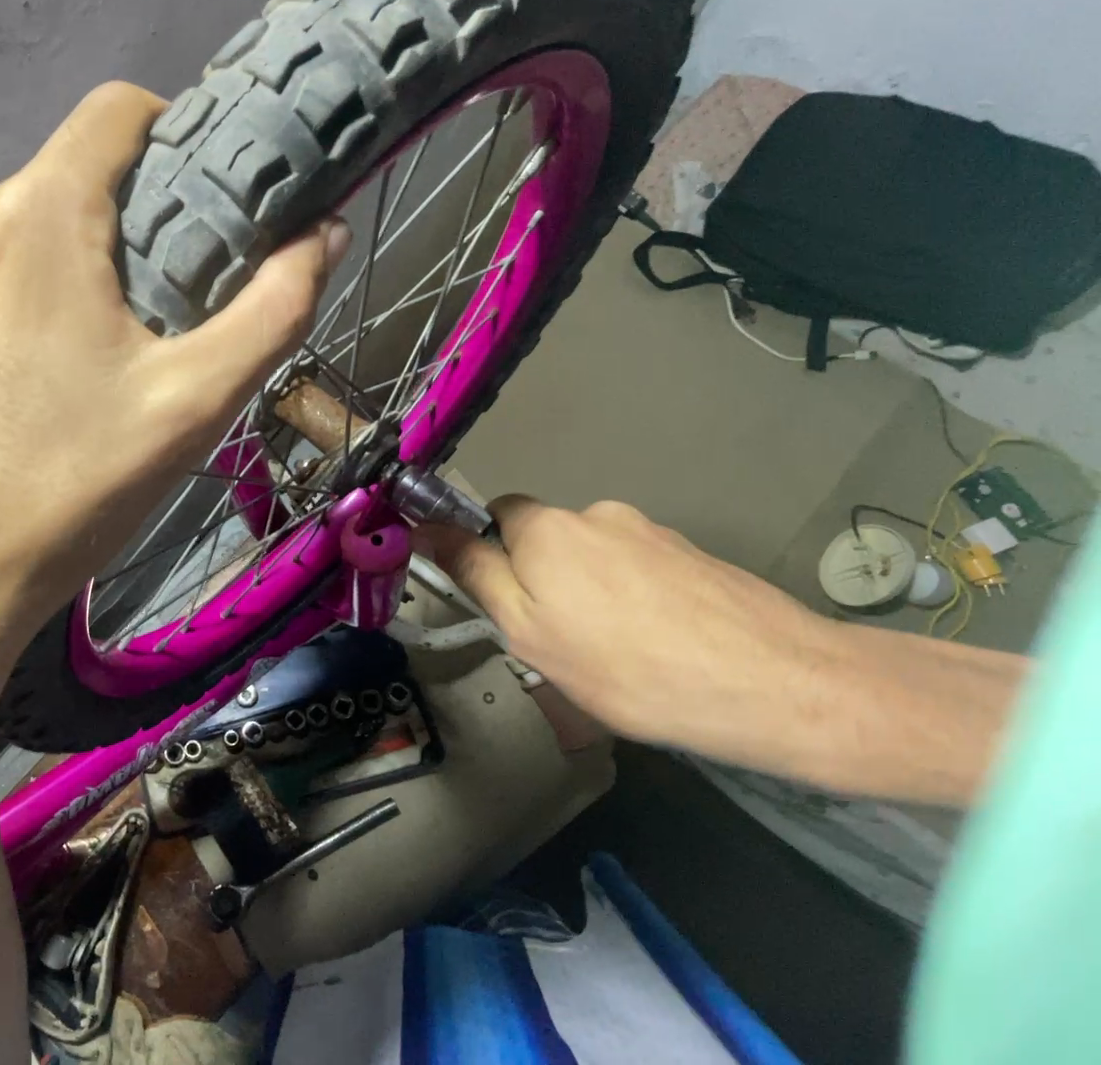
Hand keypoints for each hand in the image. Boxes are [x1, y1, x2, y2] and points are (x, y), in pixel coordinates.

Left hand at [0, 83, 346, 737]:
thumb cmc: (67, 489)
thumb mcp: (192, 405)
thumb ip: (273, 309)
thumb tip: (326, 234)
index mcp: (34, 212)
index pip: (119, 111)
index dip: (181, 140)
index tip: (213, 213)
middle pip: (76, 184)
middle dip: (135, 232)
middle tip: (171, 320)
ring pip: (28, 239)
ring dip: (78, 278)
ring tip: (102, 370)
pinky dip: (25, 312)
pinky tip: (35, 393)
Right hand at [423, 497, 843, 756]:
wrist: (772, 684)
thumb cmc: (623, 666)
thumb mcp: (525, 630)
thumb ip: (474, 573)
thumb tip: (428, 527)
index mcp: (547, 527)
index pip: (492, 515)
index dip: (486, 556)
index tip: (500, 606)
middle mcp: (598, 515)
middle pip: (545, 539)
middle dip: (540, 580)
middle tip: (556, 643)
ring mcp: (653, 533)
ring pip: (595, 560)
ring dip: (589, 593)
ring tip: (613, 655)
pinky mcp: (696, 557)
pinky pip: (639, 574)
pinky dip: (633, 602)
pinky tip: (656, 647)